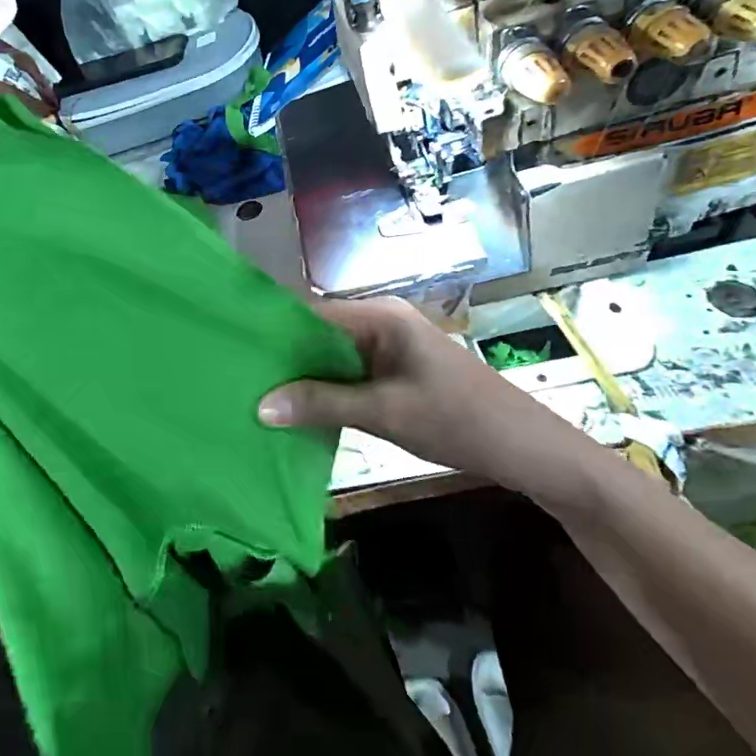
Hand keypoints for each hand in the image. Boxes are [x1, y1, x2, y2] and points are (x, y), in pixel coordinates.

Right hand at [257, 298, 612, 505]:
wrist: (522, 444)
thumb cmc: (456, 420)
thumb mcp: (384, 413)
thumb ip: (323, 404)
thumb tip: (261, 405)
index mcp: (381, 316)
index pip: (314, 311)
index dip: (274, 327)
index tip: (233, 346)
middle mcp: (384, 320)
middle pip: (322, 330)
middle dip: (284, 354)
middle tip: (236, 376)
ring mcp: (392, 345)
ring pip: (335, 353)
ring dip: (305, 374)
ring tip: (257, 393)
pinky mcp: (398, 368)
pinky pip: (352, 371)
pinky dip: (328, 387)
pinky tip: (300, 407)